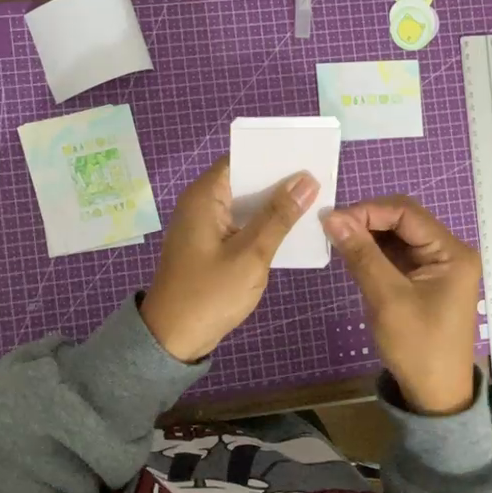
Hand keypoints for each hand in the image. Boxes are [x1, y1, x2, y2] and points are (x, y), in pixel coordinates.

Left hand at [140, 159, 316, 362]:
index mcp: (204, 197)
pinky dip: (260, 223)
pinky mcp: (208, 244)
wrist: (173, 337)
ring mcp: (203, 225)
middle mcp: (200, 203)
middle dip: (278, 179)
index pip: (241, 160)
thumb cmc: (210, 293)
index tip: (306, 155)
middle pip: (243, 180)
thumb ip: (279, 217)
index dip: (272, 156)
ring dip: (272, 203)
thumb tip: (306, 180)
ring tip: (313, 198)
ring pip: (243, 203)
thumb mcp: (251, 255)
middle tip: (318, 177)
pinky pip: (238, 223)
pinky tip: (289, 227)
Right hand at [323, 197, 480, 414]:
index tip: (332, 220)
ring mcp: (437, 266)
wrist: (435, 395)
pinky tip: (352, 255)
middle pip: (403, 220)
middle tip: (331, 229)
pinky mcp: (425, 280)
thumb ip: (361, 254)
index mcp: (452, 252)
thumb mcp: (387, 299)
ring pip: (397, 236)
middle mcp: (449, 252)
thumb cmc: (417, 347)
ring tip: (337, 240)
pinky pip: (397, 255)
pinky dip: (374, 252)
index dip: (368, 210)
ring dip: (368, 236)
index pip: (406, 213)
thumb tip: (331, 217)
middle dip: (367, 221)